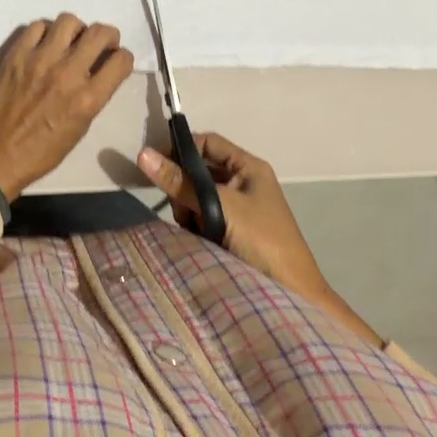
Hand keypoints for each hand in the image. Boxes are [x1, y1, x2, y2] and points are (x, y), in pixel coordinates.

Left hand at [0, 14, 134, 201]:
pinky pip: (37, 26)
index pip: (121, 60)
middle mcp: (67, 73)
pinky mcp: (16, 53)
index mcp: (88, 98)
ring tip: (70, 41)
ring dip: (76, 29)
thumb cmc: (42, 151)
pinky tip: (44, 45)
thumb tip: (99, 71)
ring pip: (69, 21)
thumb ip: (94, 95)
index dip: (123, 57)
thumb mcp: (81, 127)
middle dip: (108, 36)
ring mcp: (40, 59)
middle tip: (101, 43)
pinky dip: (46, 32)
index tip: (116, 59)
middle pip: (100, 33)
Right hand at [137, 131, 383, 345]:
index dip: (181, 149)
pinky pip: (203, 217)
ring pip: (197, 196)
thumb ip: (180, 182)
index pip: (207, 142)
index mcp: (248, 167)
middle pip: (199, 170)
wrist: (294, 294)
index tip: (157, 166)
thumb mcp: (219, 207)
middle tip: (180, 208)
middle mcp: (243, 182)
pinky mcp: (233, 231)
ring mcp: (239, 208)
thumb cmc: (262, 241)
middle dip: (184, 186)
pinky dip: (196, 226)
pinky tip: (198, 239)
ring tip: (192, 228)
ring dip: (188, 210)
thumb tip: (142, 154)